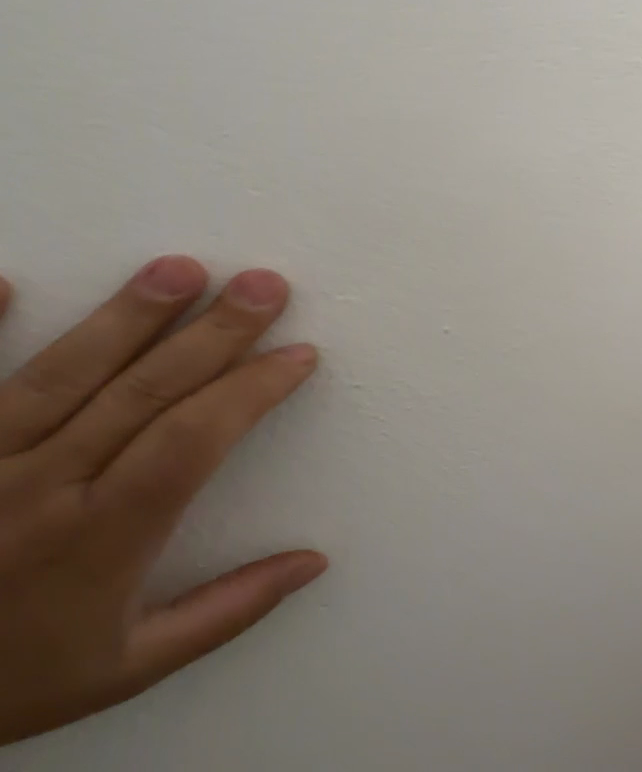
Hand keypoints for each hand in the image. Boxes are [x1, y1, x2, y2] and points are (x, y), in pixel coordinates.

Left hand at [0, 257, 323, 745]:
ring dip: (125, 319)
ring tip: (177, 268)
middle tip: (264, 284)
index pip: (194, 441)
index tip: (299, 355)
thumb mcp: (123, 669)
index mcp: (98, 538)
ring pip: (59, 377)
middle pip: (141, 393)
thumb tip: (313, 562)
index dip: (252, 391)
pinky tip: (5, 282)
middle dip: (213, 333)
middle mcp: (35, 490)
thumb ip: (225, 612)